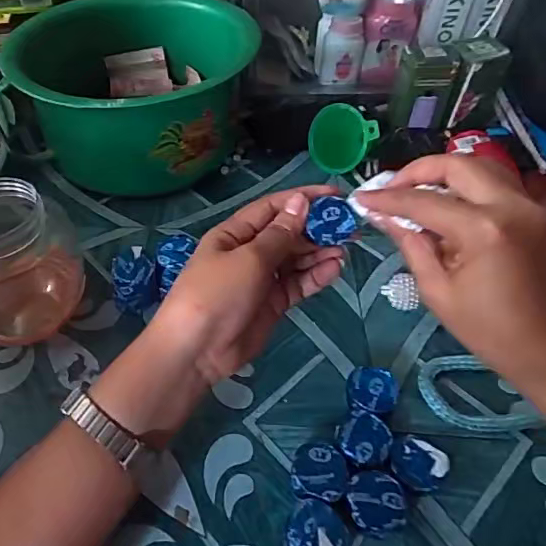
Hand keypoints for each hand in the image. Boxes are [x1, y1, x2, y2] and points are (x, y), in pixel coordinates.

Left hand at [94, 187, 345, 440]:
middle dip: (315, 228)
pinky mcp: (271, 303)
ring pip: (295, 259)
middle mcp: (247, 253)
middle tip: (349, 226)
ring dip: (319, 252)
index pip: (271, 208)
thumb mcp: (248, 258)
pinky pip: (297, 284)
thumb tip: (300, 201)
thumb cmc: (217, 294)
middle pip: (286, 233)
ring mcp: (260, 279)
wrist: (197, 349)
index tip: (336, 196)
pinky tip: (334, 268)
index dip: (302, 199)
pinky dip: (315, 276)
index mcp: (233, 234)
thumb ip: (279, 234)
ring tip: (346, 247)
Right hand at [354, 154, 545, 392]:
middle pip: (457, 165)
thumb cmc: (493, 333)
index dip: (386, 199)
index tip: (360, 199)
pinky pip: (497, 185)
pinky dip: (467, 186)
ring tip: (414, 193)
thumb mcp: (438, 292)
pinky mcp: (539, 216)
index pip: (423, 201)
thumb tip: (383, 217)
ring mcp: (531, 208)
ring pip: (481, 167)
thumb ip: (412, 245)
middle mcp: (511, 206)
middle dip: (417, 171)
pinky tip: (445, 207)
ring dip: (444, 173)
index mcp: (484, 229)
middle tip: (389, 189)